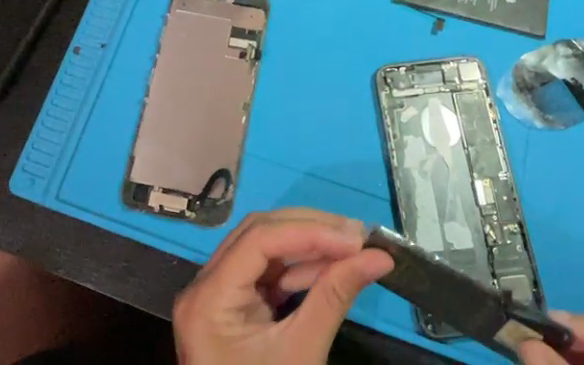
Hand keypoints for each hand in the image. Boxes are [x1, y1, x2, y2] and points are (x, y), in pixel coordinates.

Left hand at [172, 207, 393, 364]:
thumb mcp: (302, 353)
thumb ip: (335, 297)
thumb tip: (379, 256)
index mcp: (208, 298)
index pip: (259, 240)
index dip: (310, 231)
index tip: (355, 236)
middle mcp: (204, 287)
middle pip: (258, 235)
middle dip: (310, 231)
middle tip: (358, 235)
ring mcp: (216, 297)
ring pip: (264, 250)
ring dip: (309, 247)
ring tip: (353, 249)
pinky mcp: (232, 308)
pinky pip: (265, 274)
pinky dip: (299, 270)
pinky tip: (332, 269)